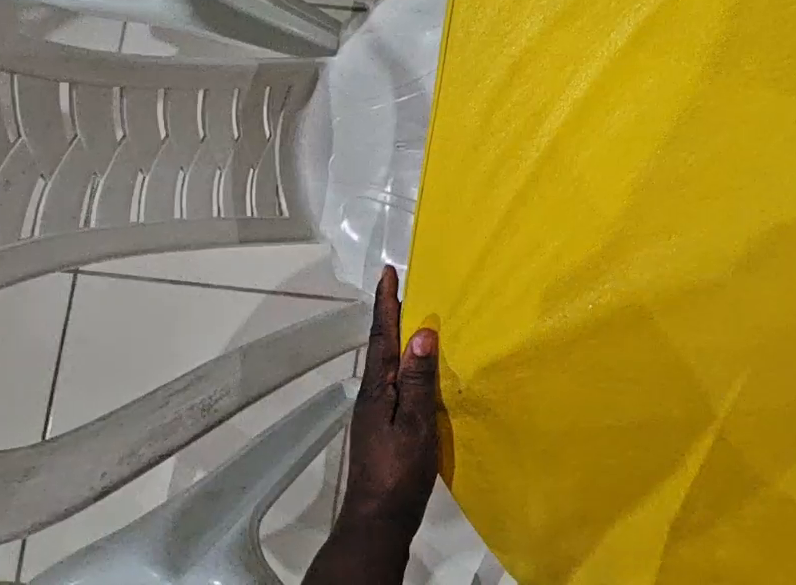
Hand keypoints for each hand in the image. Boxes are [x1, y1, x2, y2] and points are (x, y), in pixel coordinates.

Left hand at [336, 266, 439, 558]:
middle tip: (400, 286)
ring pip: (388, 364)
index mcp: (378, 390)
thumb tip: (422, 332)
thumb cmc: (398, 473)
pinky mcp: (383, 427)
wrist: (377, 523)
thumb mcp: (415, 424)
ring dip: (397, 337)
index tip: (387, 273)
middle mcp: (373, 395)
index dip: (386, 305)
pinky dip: (404, 363)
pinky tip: (416, 368)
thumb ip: (418, 380)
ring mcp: (375, 413)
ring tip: (411, 317)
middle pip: (382, 346)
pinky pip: (395, 381)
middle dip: (390, 315)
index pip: (382, 337)